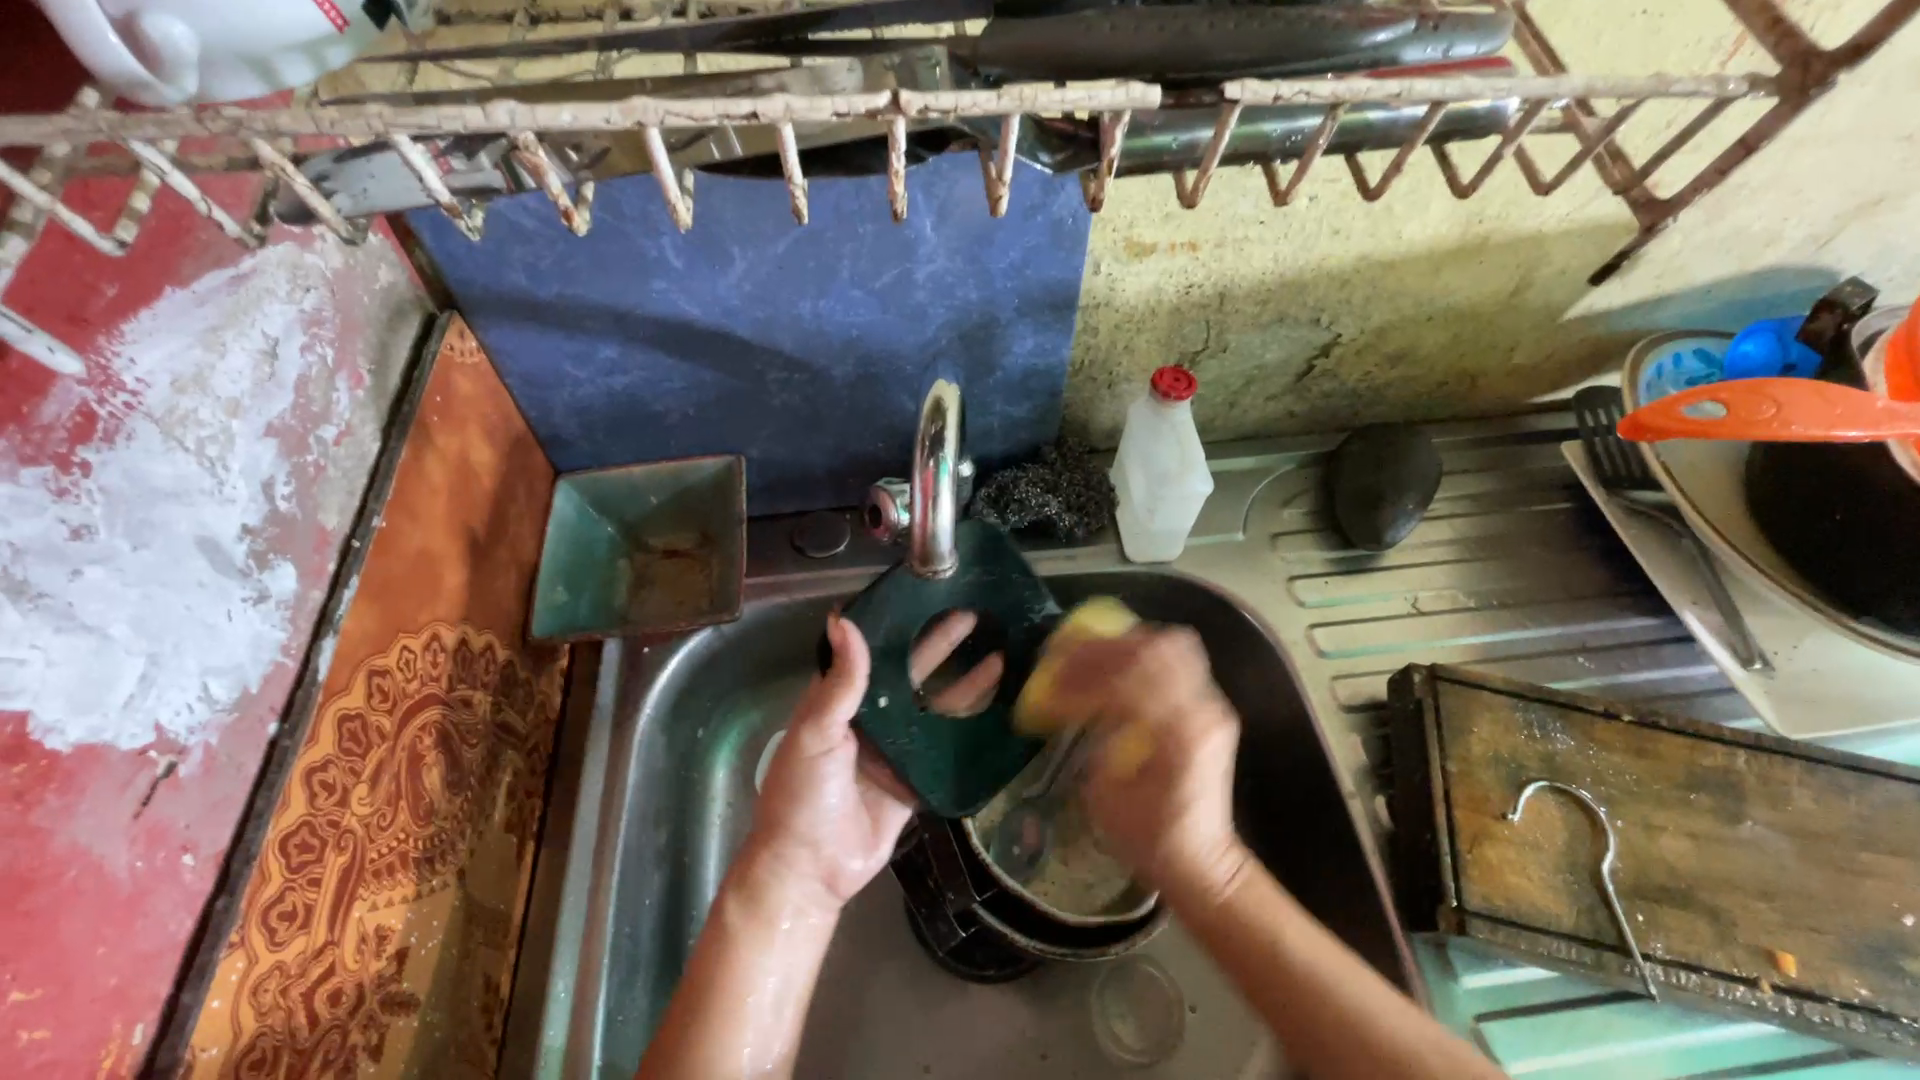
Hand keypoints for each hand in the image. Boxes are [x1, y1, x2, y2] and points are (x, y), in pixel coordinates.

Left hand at [744, 610, 1002, 913]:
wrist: (812, 868)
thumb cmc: (803, 794)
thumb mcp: (816, 731)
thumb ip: (840, 681)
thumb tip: (844, 620)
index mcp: (839, 701)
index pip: (873, 653)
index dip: (899, 627)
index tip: (928, 598)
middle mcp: (870, 719)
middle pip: (912, 675)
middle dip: (942, 647)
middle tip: (976, 616)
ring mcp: (896, 750)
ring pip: (935, 709)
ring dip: (964, 683)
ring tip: (1000, 655)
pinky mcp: (916, 780)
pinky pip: (946, 749)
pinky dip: (969, 728)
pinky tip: (995, 708)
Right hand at [1044, 626, 1248, 902]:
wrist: (1202, 860)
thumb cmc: (1149, 839)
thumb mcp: (1104, 799)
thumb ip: (1091, 744)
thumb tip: (1069, 707)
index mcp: (1179, 739)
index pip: (1127, 686)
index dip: (1080, 680)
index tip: (1048, 684)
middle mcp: (1202, 713)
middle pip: (1152, 652)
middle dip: (1099, 649)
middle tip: (1061, 654)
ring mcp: (1212, 705)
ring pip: (1171, 645)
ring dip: (1123, 643)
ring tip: (1088, 653)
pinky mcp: (1209, 705)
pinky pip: (1178, 659)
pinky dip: (1141, 652)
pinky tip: (1114, 662)